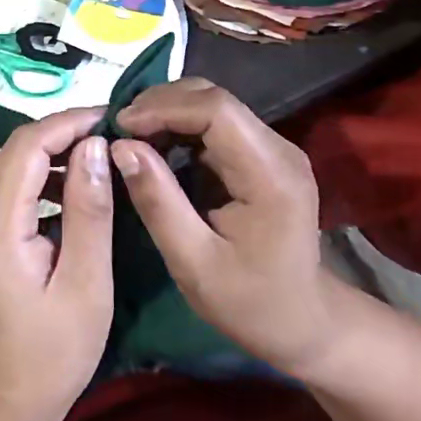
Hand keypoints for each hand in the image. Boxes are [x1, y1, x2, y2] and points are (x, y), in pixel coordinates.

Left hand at [0, 108, 112, 420]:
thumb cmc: (52, 355)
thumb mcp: (86, 285)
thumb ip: (90, 210)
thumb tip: (96, 144)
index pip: (27, 147)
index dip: (69, 122)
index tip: (114, 115)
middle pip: (16, 149)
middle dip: (65, 132)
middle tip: (115, 133)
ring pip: (11, 161)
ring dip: (55, 150)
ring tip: (102, 154)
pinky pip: (7, 182)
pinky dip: (41, 172)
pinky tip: (75, 184)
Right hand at [110, 78, 337, 375]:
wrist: (301, 321)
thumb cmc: (249, 303)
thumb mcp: (193, 264)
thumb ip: (158, 203)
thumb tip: (121, 147)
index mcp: (271, 175)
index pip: (217, 110)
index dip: (164, 107)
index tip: (120, 126)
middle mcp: (279, 149)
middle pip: (216, 99)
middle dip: (162, 104)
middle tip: (118, 129)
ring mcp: (275, 148)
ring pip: (215, 106)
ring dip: (169, 111)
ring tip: (130, 135)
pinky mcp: (264, 154)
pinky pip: (218, 124)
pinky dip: (181, 126)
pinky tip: (155, 144)